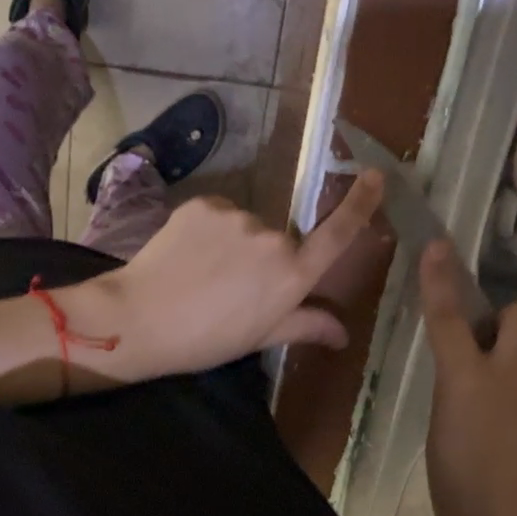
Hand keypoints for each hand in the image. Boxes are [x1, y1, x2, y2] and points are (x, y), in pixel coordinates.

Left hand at [69, 171, 383, 380]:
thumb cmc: (205, 340)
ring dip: (234, 245)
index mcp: (292, 275)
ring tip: (203, 277)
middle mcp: (272, 239)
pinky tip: (187, 257)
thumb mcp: (260, 338)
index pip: (337, 234)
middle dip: (264, 261)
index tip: (377, 175)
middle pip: (280, 241)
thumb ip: (305, 326)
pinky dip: (209, 232)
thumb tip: (343, 334)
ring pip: (246, 227)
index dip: (360, 204)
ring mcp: (237, 217)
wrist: (139, 319)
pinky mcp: (204, 205)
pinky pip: (218, 215)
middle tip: (231, 291)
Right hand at [419, 243, 516, 515]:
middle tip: (495, 355)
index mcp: (467, 383)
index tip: (438, 246)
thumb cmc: (460, 497)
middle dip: (512, 321)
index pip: (451, 317)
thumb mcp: (441, 435)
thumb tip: (473, 370)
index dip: (440, 280)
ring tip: (512, 422)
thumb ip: (458, 391)